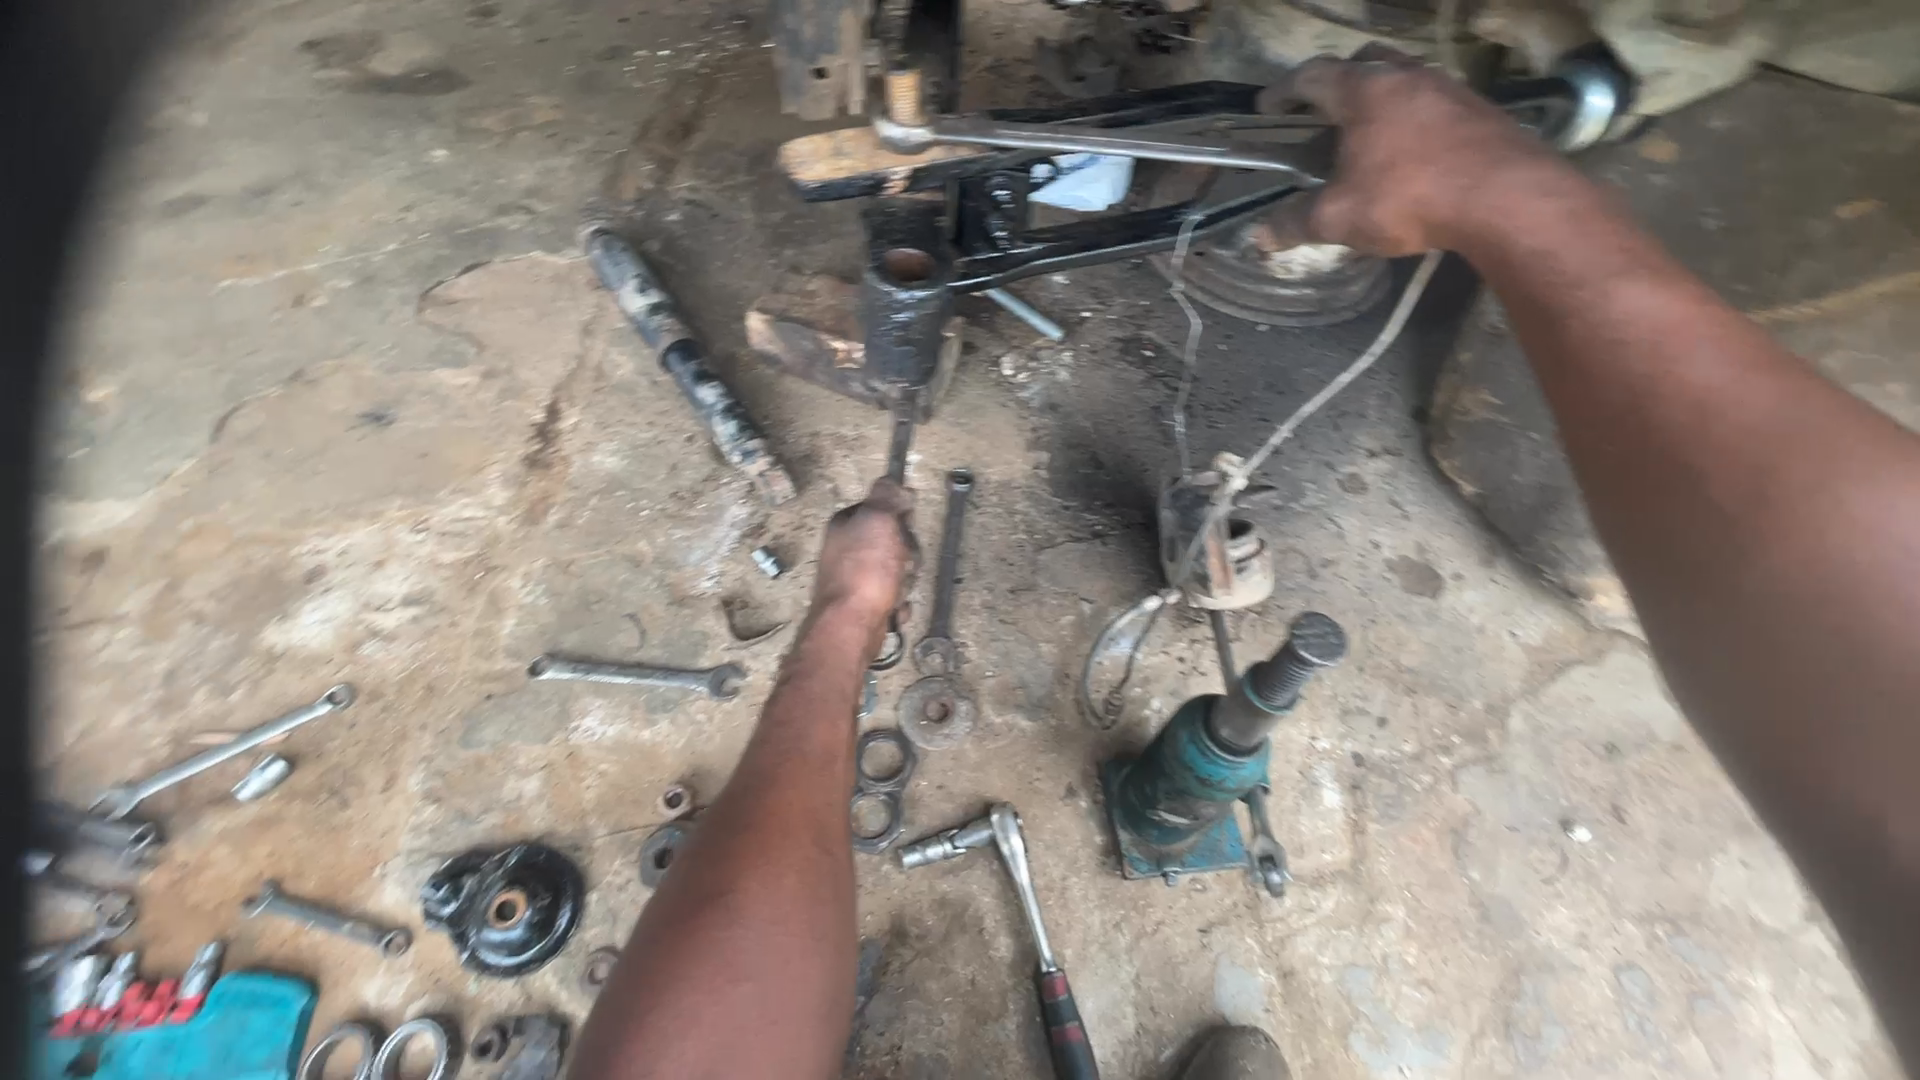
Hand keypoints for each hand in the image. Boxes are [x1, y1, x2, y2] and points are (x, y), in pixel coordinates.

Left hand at [810, 477, 917, 626]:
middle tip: (902, 563)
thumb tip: (895, 482)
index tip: (904, 528)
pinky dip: (898, 604)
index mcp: (845, 524)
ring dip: (905, 581)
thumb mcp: (878, 519)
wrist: (851, 625)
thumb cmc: (865, 569)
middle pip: (894, 541)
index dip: (900, 517)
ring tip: (896, 590)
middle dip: (907, 554)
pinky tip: (893, 609)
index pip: (882, 508)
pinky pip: (894, 597)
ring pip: (897, 570)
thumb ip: (886, 496)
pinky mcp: (864, 604)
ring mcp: (854, 578)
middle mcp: (846, 549)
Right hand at [1284, 49, 1570, 255]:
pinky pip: (1430, 103)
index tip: (1265, 106)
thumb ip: (1295, 223)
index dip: (1284, 90)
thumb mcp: (1338, 218)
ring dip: (1377, 99)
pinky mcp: (1477, 111)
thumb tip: (1260, 236)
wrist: (1504, 197)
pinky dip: (1407, 119)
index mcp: (1366, 91)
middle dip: (1336, 82)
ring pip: (1402, 79)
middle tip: (1319, 110)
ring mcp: (1448, 89)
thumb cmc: (1408, 197)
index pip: (1314, 76)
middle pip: (1364, 61)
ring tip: (1362, 134)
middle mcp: (1407, 76)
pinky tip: (1404, 153)